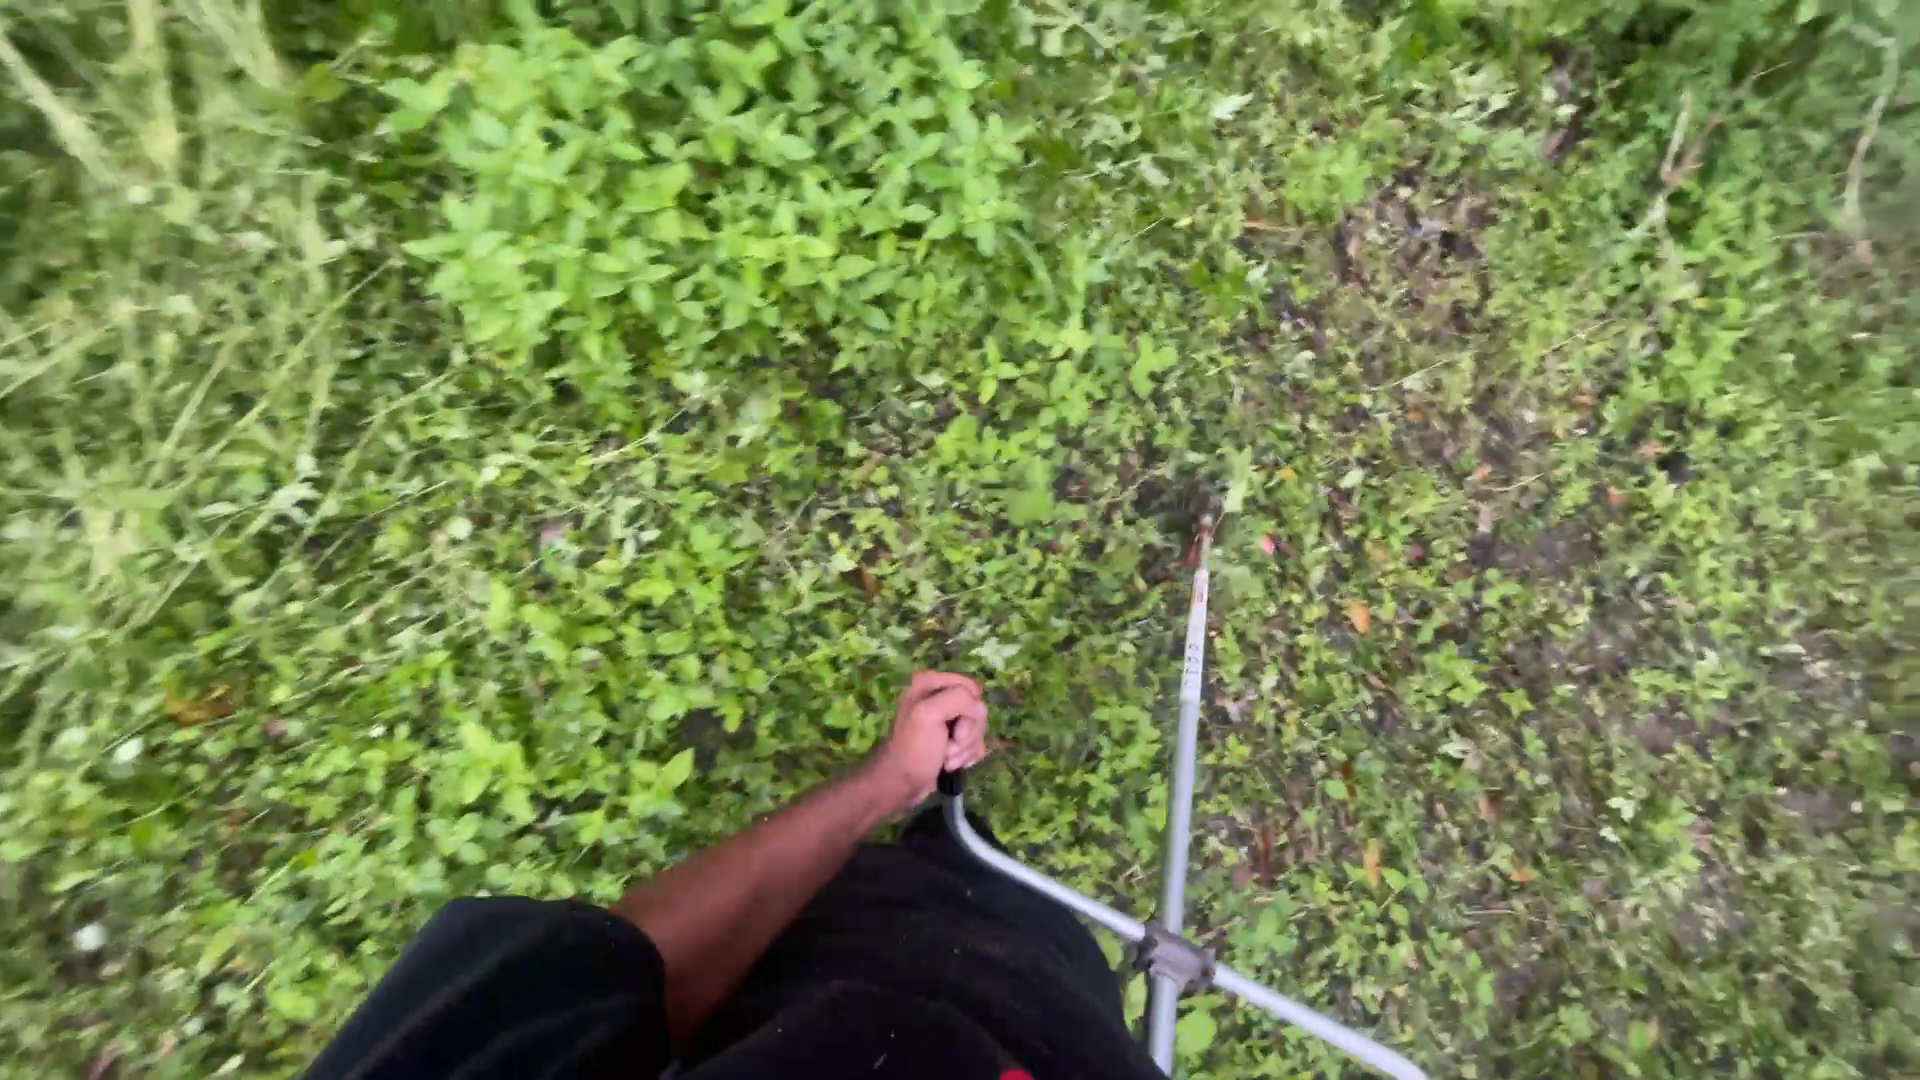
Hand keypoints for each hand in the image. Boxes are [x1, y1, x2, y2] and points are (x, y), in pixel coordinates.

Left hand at [866, 670, 989, 814]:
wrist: (901, 785)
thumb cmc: (913, 750)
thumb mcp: (929, 715)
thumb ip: (958, 699)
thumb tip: (981, 709)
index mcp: (929, 682)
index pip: (971, 688)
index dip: (970, 711)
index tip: (956, 732)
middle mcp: (938, 696)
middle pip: (976, 709)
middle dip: (967, 734)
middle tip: (949, 749)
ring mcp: (945, 719)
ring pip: (976, 728)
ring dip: (965, 748)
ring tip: (946, 760)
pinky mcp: (950, 738)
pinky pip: (974, 742)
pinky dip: (966, 756)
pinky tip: (951, 765)